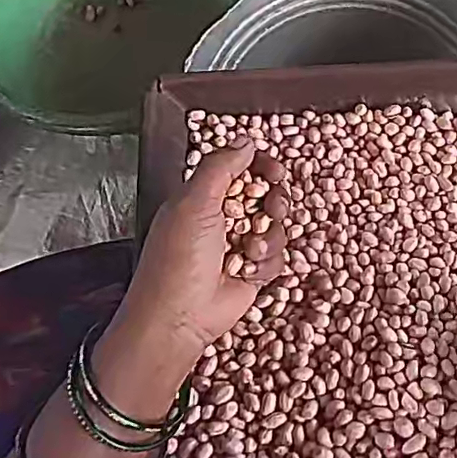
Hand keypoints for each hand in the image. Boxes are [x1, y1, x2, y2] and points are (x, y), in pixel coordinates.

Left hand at [102, 143, 285, 391]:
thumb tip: (246, 139)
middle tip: (273, 208)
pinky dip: (267, 262)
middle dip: (274, 201)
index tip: (274, 171)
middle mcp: (223, 217)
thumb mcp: (195, 203)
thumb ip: (221, 166)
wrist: (179, 318)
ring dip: (270, 236)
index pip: (241, 168)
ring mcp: (240, 244)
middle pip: (266, 194)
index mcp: (204, 196)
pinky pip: (278, 255)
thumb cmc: (178, 260)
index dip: (261, 166)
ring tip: (252, 249)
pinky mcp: (254, 270)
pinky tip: (248, 271)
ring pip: (277, 225)